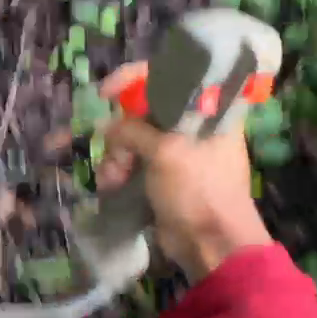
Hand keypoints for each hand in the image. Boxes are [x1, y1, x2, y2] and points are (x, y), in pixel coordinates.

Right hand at [96, 64, 271, 281]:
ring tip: (113, 180)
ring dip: (115, 158)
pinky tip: (112, 186)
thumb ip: (134, 132)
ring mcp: (177, 150)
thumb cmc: (199, 191)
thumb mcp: (167, 153)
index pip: (171, 77)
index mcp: (209, 111)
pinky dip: (117, 171)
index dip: (136, 78)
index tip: (106, 93)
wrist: (210, 240)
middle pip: (142, 112)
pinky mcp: (162, 173)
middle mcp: (194, 126)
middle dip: (120, 134)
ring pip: (131, 139)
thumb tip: (108, 127)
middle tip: (117, 157)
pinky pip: (131, 160)